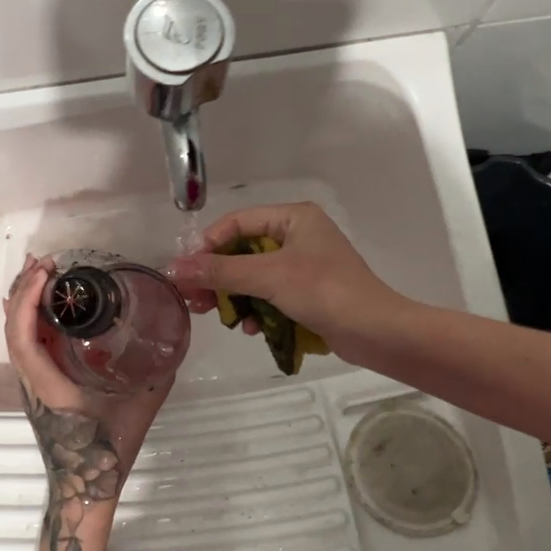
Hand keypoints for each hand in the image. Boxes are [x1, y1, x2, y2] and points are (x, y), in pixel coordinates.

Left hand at [3, 255, 168, 502]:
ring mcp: (30, 385)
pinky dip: (29, 320)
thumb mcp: (138, 409)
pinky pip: (25, 347)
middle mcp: (30, 381)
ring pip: (15, 337)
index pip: (23, 336)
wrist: (84, 490)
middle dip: (24, 291)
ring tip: (41, 274)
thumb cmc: (106, 452)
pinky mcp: (37, 389)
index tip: (46, 272)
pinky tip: (44, 309)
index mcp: (47, 384)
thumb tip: (175, 341)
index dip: (28, 300)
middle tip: (45, 261)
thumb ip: (156, 376)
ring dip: (24, 303)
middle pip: (12, 329)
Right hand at [167, 202, 399, 350]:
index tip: (187, 271)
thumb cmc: (324, 292)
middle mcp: (298, 235)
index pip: (237, 222)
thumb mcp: (268, 277)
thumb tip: (174, 268)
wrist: (376, 332)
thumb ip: (220, 271)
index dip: (208, 244)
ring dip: (235, 297)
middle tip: (194, 300)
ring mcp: (304, 265)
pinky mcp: (308, 292)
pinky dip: (257, 309)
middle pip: (242, 250)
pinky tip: (252, 329)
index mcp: (293, 218)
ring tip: (221, 319)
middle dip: (218, 277)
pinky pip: (270, 294)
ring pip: (253, 276)